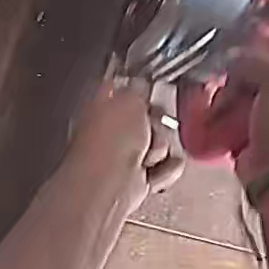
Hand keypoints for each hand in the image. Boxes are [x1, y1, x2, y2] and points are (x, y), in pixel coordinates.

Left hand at [66, 77, 185, 210]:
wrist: (109, 184)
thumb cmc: (109, 141)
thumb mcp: (129, 100)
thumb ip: (138, 88)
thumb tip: (143, 83)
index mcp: (99, 108)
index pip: (120, 87)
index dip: (138, 85)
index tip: (150, 86)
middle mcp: (110, 132)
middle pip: (151, 117)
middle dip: (157, 123)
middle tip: (148, 131)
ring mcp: (124, 157)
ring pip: (164, 142)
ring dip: (160, 149)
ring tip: (144, 157)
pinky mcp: (139, 179)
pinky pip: (169, 166)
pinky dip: (165, 171)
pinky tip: (150, 173)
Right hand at [222, 47, 268, 185]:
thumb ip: (256, 55)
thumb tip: (230, 55)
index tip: (253, 5)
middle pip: (268, 57)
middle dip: (243, 58)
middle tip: (223, 57)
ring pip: (247, 83)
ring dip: (228, 87)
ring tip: (216, 94)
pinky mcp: (258, 128)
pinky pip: (234, 109)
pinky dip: (221, 108)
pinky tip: (211, 108)